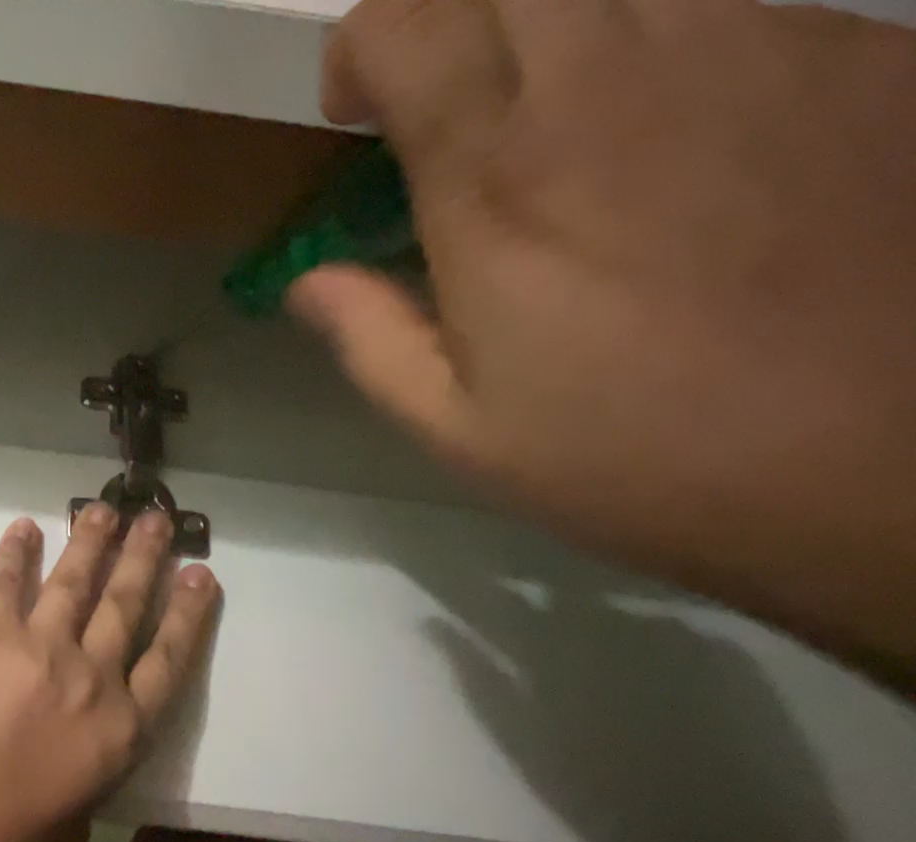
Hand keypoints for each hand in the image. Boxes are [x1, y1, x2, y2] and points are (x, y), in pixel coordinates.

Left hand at [0, 512, 215, 841]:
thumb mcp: (75, 835)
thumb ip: (84, 786)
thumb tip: (71, 766)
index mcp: (124, 733)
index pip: (170, 660)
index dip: (189, 617)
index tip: (203, 576)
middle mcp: (92, 679)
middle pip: (127, 606)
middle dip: (146, 559)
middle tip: (159, 518)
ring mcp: (39, 650)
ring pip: (76, 583)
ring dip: (93, 541)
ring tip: (106, 508)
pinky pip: (6, 585)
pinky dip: (15, 554)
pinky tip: (25, 527)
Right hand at [289, 0, 915, 671]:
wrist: (890, 469)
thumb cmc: (638, 457)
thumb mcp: (459, 429)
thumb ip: (368, 340)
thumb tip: (310, 284)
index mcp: (500, 179)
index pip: (407, 26)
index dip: (360, 51)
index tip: (356, 117)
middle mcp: (614, 81)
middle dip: (445, 25)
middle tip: (441, 103)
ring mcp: (747, 49)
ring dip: (550, 33)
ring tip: (555, 120)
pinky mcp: (855, 52)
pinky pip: (725, 4)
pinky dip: (664, 46)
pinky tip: (673, 135)